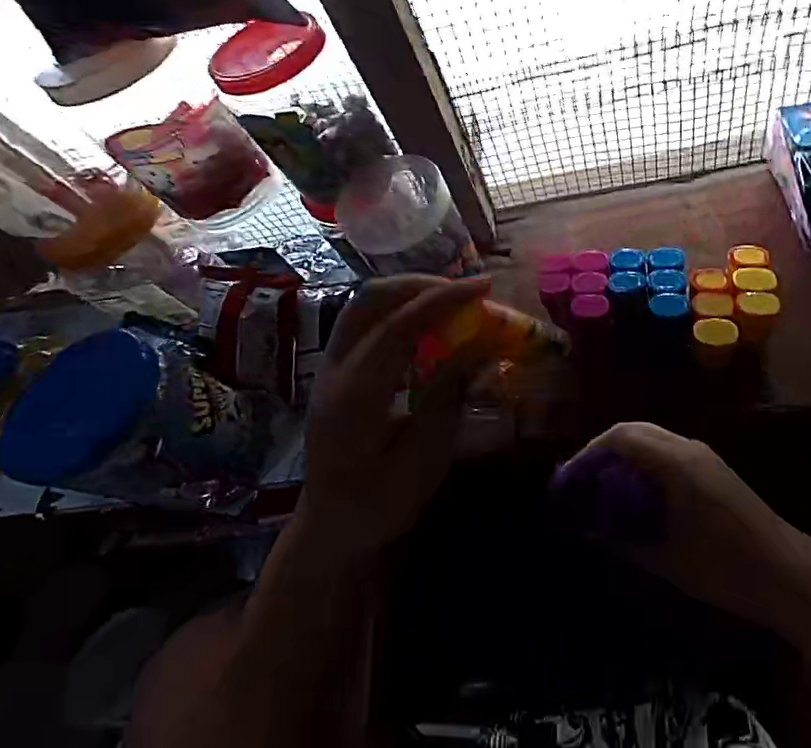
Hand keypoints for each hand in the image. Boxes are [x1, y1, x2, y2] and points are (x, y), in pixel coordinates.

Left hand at [299, 275, 491, 558]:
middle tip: (466, 292)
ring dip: (408, 292)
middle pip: (369, 300)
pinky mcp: (336, 367)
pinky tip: (428, 323)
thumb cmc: (375, 506)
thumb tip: (474, 351)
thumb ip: (444, 404)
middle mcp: (335, 370)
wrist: (328, 525)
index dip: (441, 300)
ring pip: (363, 304)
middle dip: (421, 285)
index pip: (396, 327)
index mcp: (354, 397)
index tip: (482, 287)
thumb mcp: (421, 466)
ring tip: (451, 300)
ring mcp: (330, 365)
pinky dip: (399, 308)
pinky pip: (365, 320)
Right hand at [559, 422, 789, 611]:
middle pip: (634, 430)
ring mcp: (704, 456)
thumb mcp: (667, 559)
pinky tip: (635, 491)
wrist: (793, 578)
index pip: (621, 438)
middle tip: (581, 479)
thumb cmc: (728, 570)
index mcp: (677, 464)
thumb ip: (625, 540)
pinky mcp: (713, 469)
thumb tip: (591, 531)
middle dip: (602, 450)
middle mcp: (689, 449)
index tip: (570, 480)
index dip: (589, 454)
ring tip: (603, 484)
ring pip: (651, 438)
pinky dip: (642, 461)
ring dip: (623, 454)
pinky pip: (666, 450)